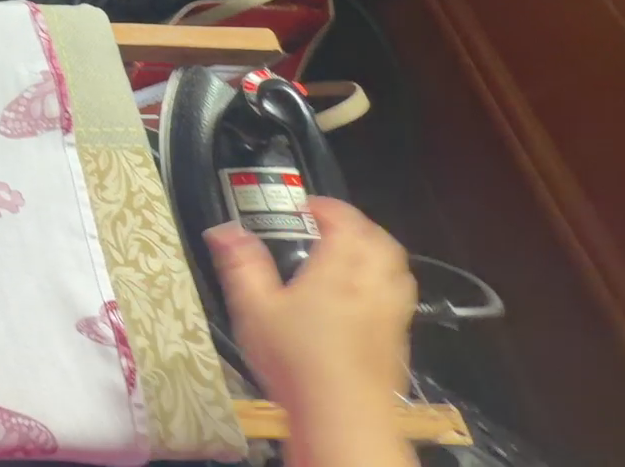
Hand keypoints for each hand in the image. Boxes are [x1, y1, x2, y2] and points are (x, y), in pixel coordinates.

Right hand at [205, 197, 415, 416]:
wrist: (343, 418)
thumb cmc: (295, 359)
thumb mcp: (252, 306)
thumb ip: (240, 264)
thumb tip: (224, 230)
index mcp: (337, 273)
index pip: (347, 225)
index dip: (329, 207)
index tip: (307, 205)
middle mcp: (371, 289)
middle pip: (381, 243)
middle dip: (358, 225)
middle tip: (329, 222)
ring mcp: (390, 317)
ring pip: (398, 270)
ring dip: (376, 251)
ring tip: (348, 252)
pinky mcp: (397, 342)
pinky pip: (399, 297)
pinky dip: (383, 280)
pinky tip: (359, 294)